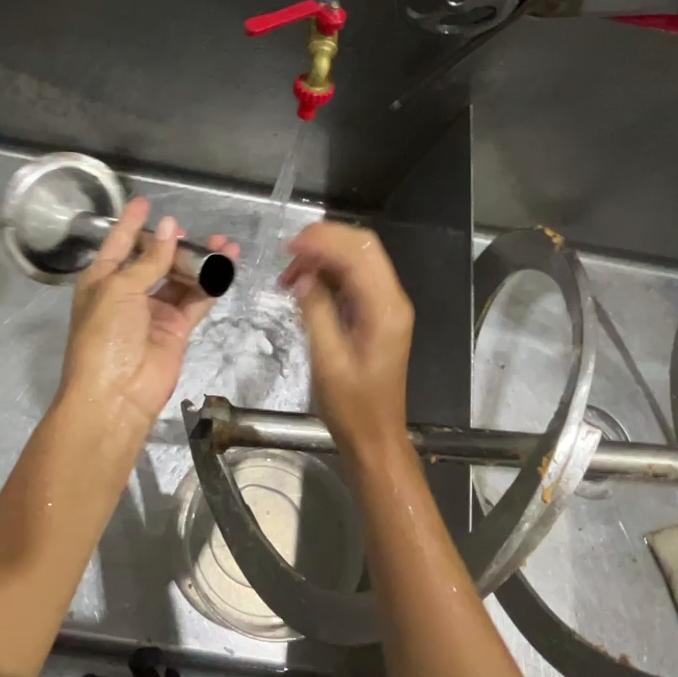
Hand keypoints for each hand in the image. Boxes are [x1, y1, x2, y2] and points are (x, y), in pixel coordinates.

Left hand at [59, 197, 236, 435]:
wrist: (115, 394)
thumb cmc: (104, 335)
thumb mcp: (119, 288)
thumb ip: (148, 259)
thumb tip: (170, 227)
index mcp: (102, 280)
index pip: (119, 244)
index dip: (132, 223)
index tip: (144, 201)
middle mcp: (127, 293)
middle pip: (155, 260)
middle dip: (174, 243)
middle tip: (194, 230)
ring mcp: (153, 312)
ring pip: (180, 278)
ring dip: (199, 261)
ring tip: (224, 244)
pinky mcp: (176, 329)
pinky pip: (195, 300)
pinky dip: (210, 284)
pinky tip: (226, 266)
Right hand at [279, 222, 413, 450]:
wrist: (374, 436)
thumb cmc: (352, 406)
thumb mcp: (328, 361)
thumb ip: (316, 312)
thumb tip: (303, 278)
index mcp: (385, 309)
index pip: (359, 253)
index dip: (324, 240)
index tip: (288, 247)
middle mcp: (391, 299)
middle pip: (361, 248)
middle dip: (323, 241)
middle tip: (287, 255)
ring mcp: (384, 306)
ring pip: (356, 260)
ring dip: (322, 257)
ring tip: (289, 276)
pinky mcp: (374, 314)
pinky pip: (352, 279)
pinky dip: (326, 274)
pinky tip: (302, 287)